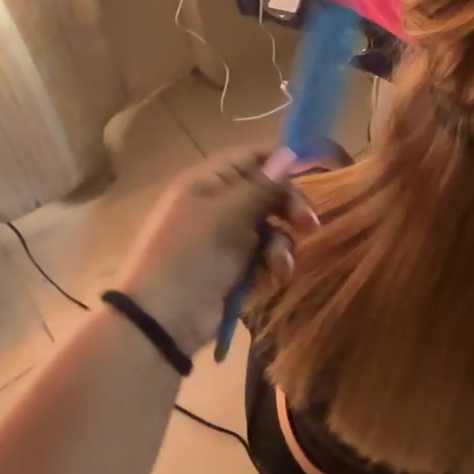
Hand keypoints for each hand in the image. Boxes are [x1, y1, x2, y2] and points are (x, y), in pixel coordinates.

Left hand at [116, 148, 317, 352]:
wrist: (162, 320)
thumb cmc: (191, 255)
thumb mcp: (228, 215)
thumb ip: (262, 186)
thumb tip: (289, 153)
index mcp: (209, 183)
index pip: (251, 158)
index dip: (280, 163)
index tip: (311, 173)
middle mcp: (219, 206)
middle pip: (267, 194)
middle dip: (290, 208)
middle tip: (308, 225)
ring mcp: (226, 239)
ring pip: (271, 229)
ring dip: (282, 245)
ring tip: (278, 265)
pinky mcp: (234, 270)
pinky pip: (265, 258)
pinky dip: (272, 266)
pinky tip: (270, 279)